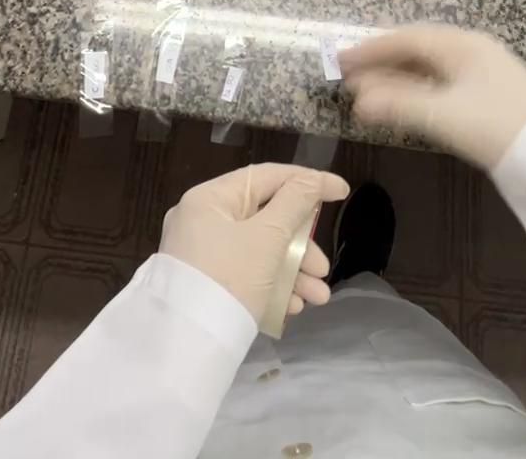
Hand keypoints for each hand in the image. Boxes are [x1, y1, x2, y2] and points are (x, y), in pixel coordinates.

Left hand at [160, 163, 349, 325]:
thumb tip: (314, 181)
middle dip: (301, 245)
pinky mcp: (204, 284)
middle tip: (323, 268)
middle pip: (264, 218)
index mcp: (210, 198)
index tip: (341, 191)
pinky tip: (293, 307)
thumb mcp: (267, 239)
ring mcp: (201, 253)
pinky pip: (244, 272)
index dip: (308, 182)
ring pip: (258, 250)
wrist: (184, 348)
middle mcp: (201, 219)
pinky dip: (271, 285)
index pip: (266, 177)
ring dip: (292, 271)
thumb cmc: (229, 280)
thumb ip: (295, 204)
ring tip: (317, 297)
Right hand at [341, 24, 525, 169]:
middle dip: (381, 62)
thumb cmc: (497, 127)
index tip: (341, 60)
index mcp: (461, 45)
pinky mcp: (489, 94)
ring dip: (397, 78)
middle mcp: (471, 50)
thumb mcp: (442, 114)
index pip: (406, 39)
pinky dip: (416, 89)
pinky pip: (441, 81)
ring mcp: (482, 71)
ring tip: (368, 91)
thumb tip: (358, 100)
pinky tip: (402, 103)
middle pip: (417, 49)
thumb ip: (396, 104)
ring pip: (429, 67)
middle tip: (348, 75)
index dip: (370, 48)